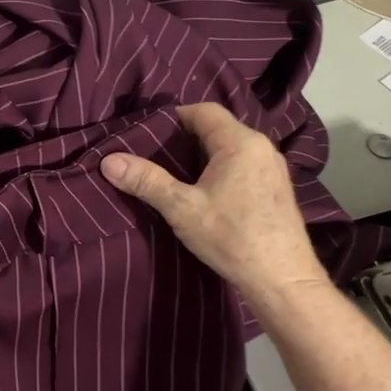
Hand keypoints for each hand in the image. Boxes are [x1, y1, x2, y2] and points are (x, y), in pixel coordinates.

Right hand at [100, 102, 327, 299]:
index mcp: (241, 143)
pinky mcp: (275, 190)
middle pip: (216, 129)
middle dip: (181, 139)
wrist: (282, 279)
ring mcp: (272, 170)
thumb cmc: (232, 236)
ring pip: (228, 149)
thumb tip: (108, 160)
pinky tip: (199, 193)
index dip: (173, 117)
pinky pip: (239, 166)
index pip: (204, 111)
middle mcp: (262, 149)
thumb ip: (146, 180)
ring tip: (169, 174)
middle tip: (150, 155)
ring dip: (198, 157)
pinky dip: (215, 171)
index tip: (145, 134)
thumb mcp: (181, 208)